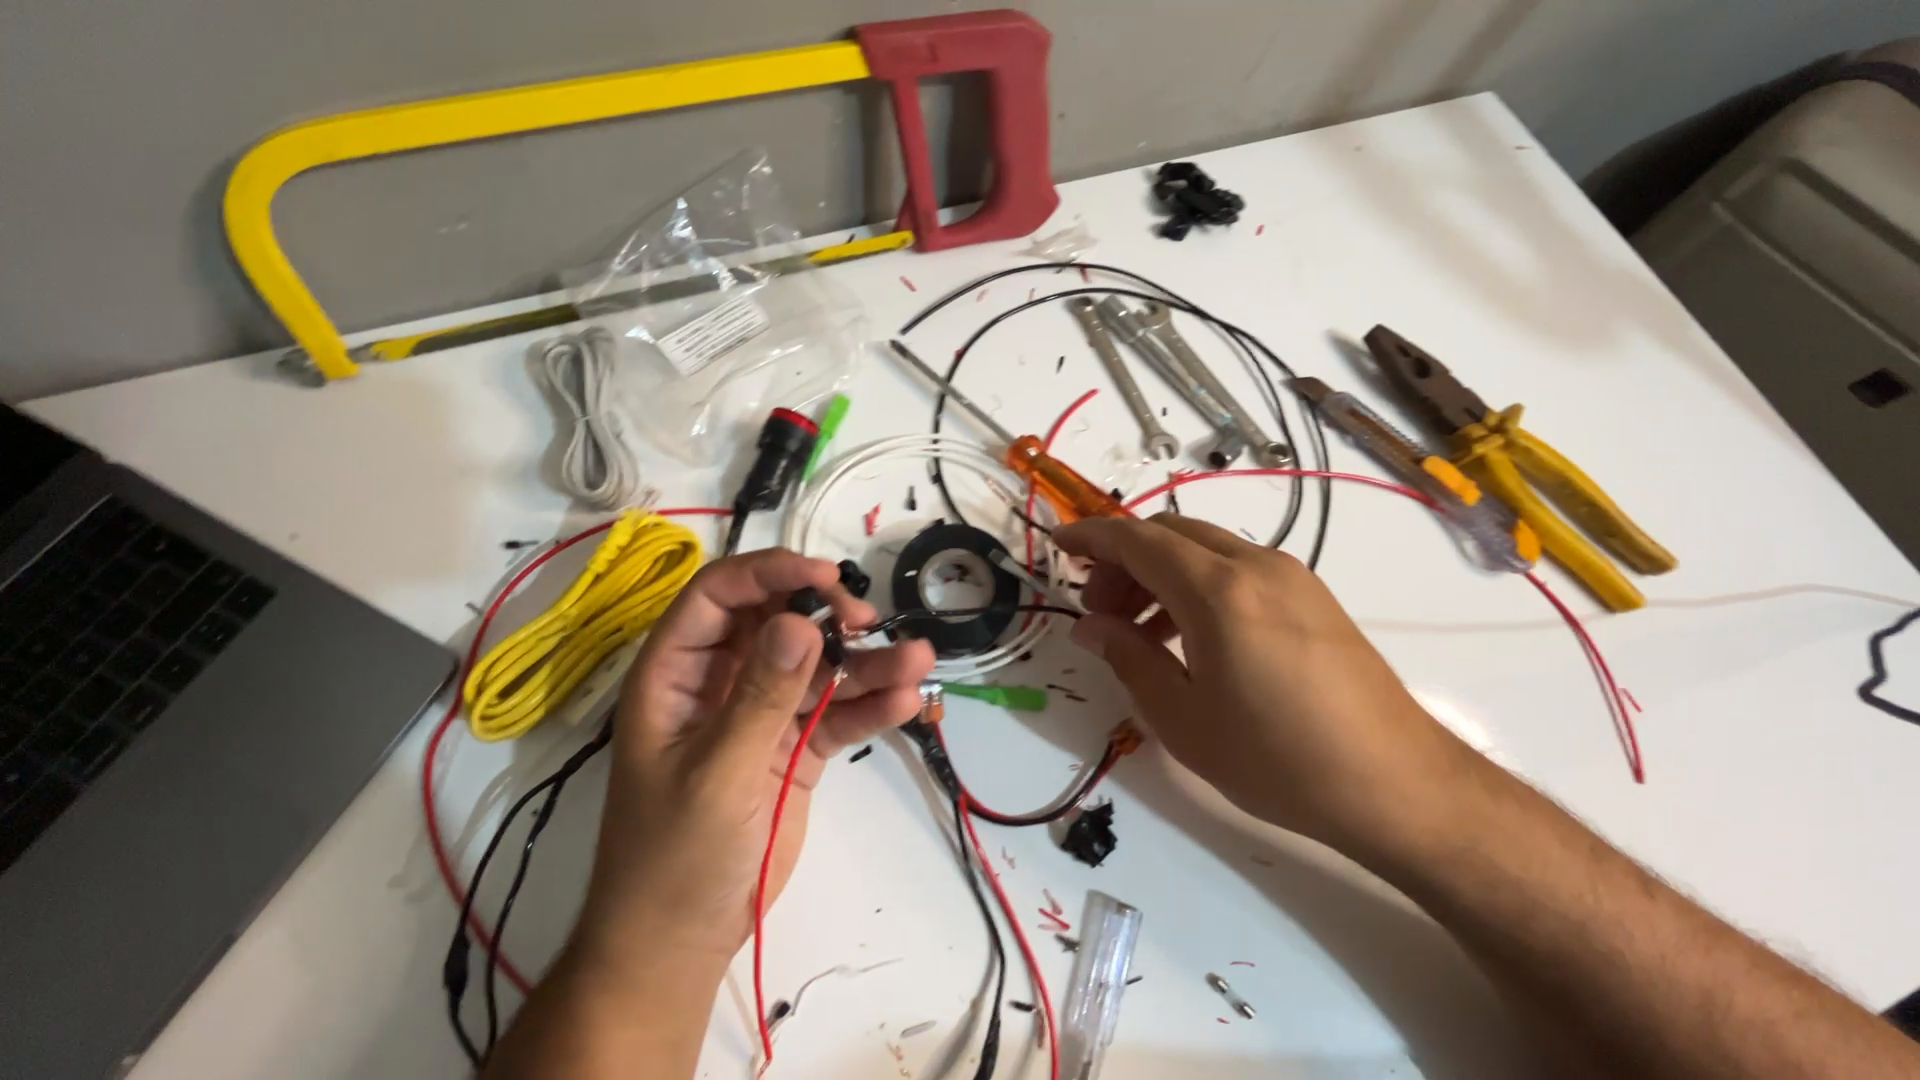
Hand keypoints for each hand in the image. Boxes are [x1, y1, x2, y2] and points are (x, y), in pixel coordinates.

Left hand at [569, 549, 935, 978]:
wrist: (682, 941)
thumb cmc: (675, 856)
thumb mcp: (717, 773)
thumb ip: (761, 697)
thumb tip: (800, 620)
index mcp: (677, 675)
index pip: (718, 597)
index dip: (769, 572)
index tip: (826, 575)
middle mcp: (720, 683)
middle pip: (778, 622)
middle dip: (826, 614)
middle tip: (870, 622)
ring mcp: (762, 716)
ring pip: (818, 667)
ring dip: (866, 661)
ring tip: (918, 659)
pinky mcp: (795, 750)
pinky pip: (836, 714)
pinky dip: (870, 706)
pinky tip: (907, 701)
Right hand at [1055, 514, 1482, 854]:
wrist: (1396, 786)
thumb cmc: (1277, 760)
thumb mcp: (1184, 719)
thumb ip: (1130, 659)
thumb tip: (1091, 627)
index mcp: (1218, 591)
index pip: (1138, 540)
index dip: (1092, 539)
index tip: (1059, 548)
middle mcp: (1257, 565)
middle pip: (1172, 535)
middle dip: (1124, 560)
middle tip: (1099, 613)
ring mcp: (1293, 577)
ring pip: (1207, 549)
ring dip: (1161, 573)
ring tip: (1139, 631)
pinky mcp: (1314, 598)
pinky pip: (1239, 570)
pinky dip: (1199, 585)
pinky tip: (1190, 638)